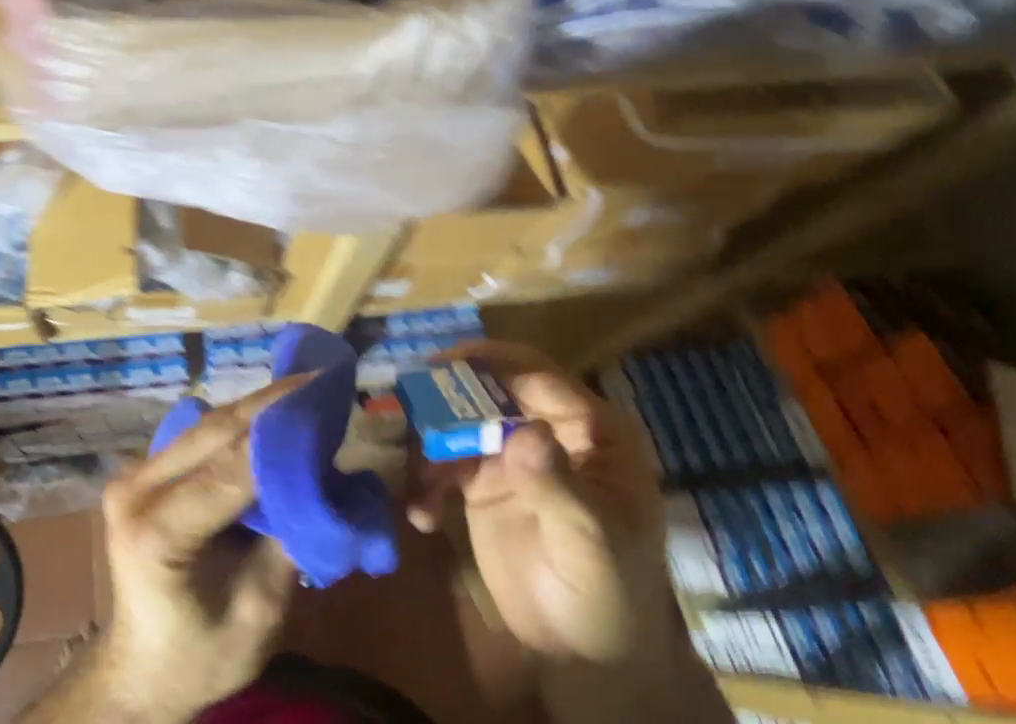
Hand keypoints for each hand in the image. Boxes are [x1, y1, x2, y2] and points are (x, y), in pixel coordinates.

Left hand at [32, 378, 306, 723]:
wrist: (142, 668)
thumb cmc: (202, 654)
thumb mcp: (259, 612)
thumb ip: (287, 541)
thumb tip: (321, 480)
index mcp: (156, 534)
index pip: (227, 471)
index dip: (277, 434)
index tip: (323, 401)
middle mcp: (135, 492)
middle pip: (212, 434)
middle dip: (270, 404)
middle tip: (321, 378)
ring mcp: (132, 477)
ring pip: (204, 427)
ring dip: (255, 407)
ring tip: (303, 386)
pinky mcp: (141, 473)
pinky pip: (196, 438)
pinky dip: (237, 424)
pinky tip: (270, 412)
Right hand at [406, 341, 671, 664]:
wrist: (586, 652)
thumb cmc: (609, 594)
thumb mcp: (591, 543)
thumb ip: (558, 487)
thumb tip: (525, 432)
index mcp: (592, 431)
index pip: (537, 378)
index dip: (490, 365)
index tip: (440, 365)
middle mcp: (549, 431)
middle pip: (491, 392)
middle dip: (448, 397)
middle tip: (406, 406)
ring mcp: (513, 456)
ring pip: (462, 424)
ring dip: (429, 442)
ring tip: (414, 476)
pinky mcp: (483, 485)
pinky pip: (445, 465)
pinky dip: (426, 483)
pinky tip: (420, 514)